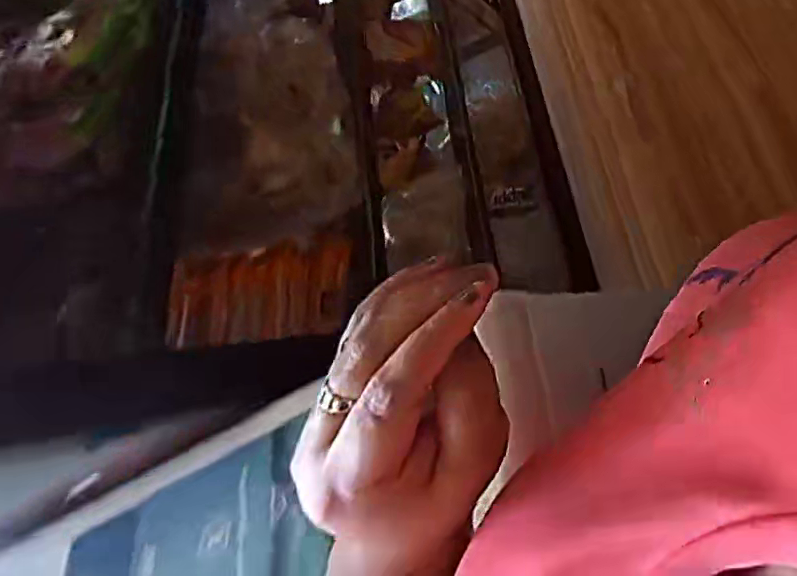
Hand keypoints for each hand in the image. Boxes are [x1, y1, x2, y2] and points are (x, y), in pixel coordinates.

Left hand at [292, 258, 505, 575]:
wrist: (391, 530)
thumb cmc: (441, 498)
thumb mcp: (478, 455)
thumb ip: (471, 394)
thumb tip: (461, 334)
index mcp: (353, 475)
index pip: (390, 392)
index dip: (436, 335)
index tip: (480, 294)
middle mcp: (319, 441)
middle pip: (364, 353)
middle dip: (426, 300)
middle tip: (479, 272)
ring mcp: (316, 412)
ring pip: (357, 335)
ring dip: (411, 290)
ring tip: (460, 265)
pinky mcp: (328, 389)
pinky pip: (358, 331)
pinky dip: (395, 294)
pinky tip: (430, 273)